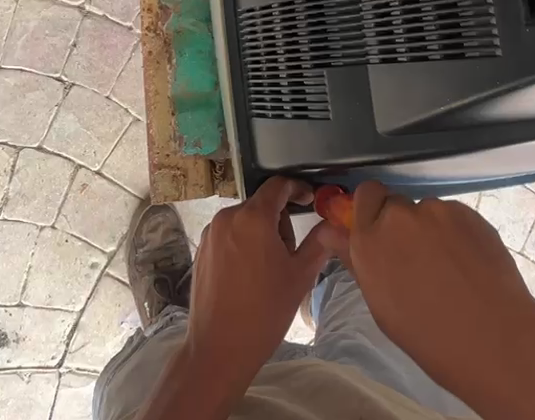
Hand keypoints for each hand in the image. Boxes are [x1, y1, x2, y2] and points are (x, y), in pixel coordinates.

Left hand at [186, 176, 334, 374]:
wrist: (218, 350)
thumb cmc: (263, 313)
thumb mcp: (300, 276)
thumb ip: (319, 242)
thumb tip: (332, 224)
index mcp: (253, 218)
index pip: (278, 185)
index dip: (298, 188)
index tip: (309, 200)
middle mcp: (228, 217)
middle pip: (262, 204)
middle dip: (280, 221)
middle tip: (289, 254)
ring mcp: (210, 233)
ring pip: (245, 220)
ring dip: (261, 234)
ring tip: (268, 270)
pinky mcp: (201, 250)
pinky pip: (229, 235)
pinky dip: (243, 244)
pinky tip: (248, 276)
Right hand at [340, 181, 534, 376]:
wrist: (493, 340)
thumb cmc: (428, 336)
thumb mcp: (381, 303)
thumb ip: (355, 259)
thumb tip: (329, 232)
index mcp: (370, 239)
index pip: (364, 194)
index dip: (371, 210)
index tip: (379, 231)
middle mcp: (399, 216)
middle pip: (394, 203)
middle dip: (400, 224)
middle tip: (415, 258)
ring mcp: (437, 210)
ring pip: (426, 211)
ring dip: (430, 230)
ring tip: (448, 268)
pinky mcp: (468, 212)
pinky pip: (454, 216)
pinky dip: (457, 233)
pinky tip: (467, 265)